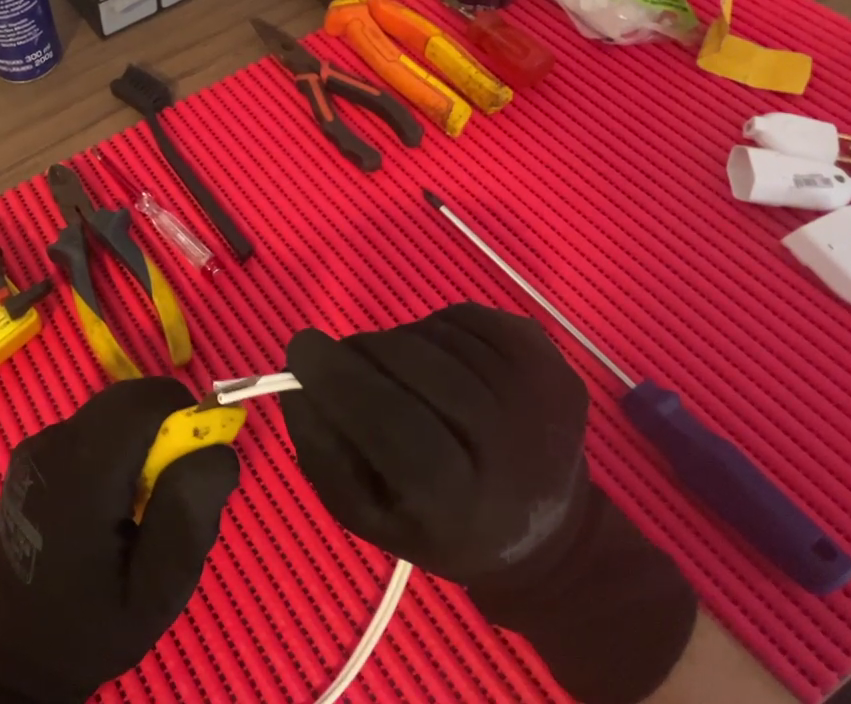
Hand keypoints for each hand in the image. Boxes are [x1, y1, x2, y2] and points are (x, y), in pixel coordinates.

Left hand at [0, 378, 238, 703]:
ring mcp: (36, 446)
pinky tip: (107, 506)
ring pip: (109, 414)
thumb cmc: (93, 624)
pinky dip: (112, 452)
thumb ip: (190, 510)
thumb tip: (218, 446)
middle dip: (163, 428)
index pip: (144, 400)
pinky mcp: (30, 454)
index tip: (197, 460)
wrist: (14, 650)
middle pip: (126, 401)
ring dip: (138, 442)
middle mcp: (53, 443)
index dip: (184, 414)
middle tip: (172, 488)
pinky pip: (88, 431)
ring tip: (139, 506)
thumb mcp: (159, 586)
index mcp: (82, 472)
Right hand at [282, 302, 589, 581]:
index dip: (341, 380)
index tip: (300, 348)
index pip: (394, 424)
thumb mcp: (363, 512)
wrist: (542, 531)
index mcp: (460, 503)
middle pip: (419, 369)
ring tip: (393, 371)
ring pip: (440, 336)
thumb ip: (320, 451)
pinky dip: (434, 327)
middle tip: (340, 360)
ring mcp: (541, 399)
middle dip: (363, 351)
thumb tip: (297, 383)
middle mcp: (513, 449)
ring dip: (398, 341)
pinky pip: (469, 318)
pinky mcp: (553, 364)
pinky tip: (434, 359)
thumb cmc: (434, 525)